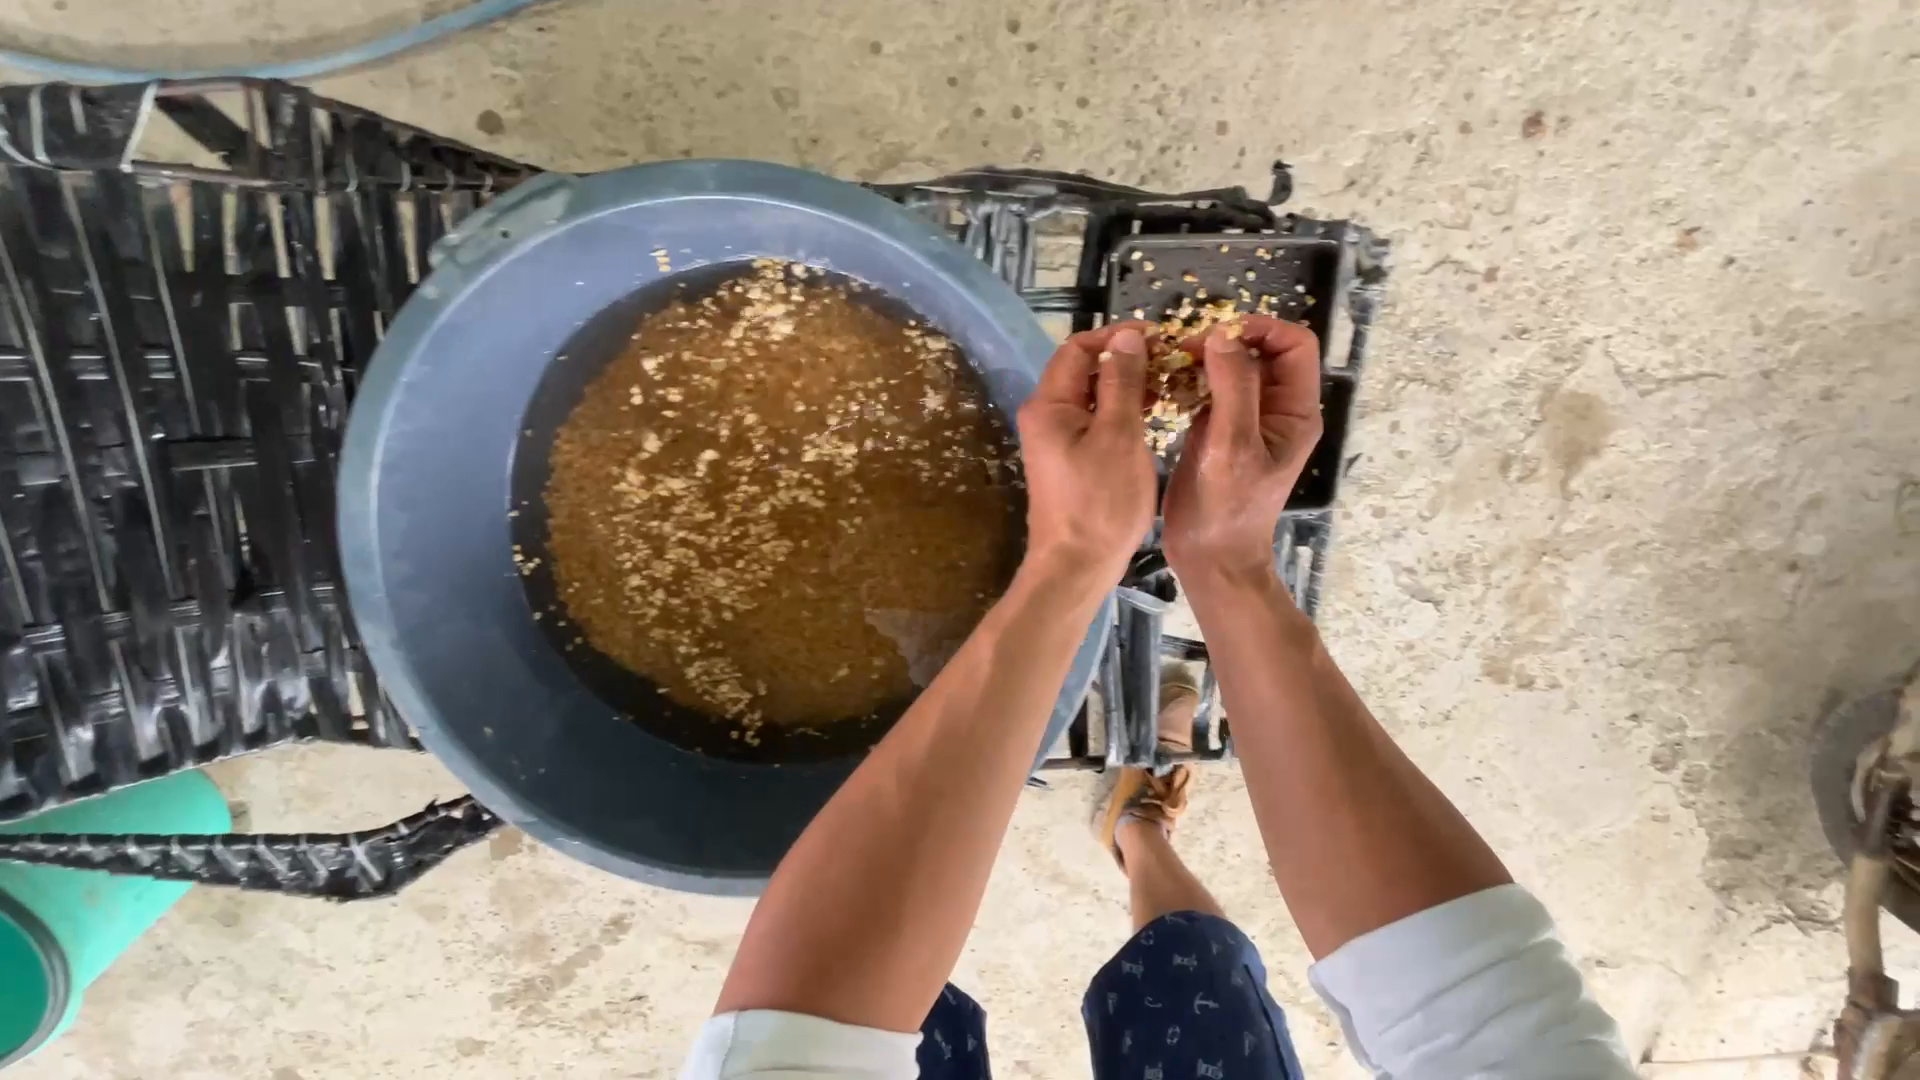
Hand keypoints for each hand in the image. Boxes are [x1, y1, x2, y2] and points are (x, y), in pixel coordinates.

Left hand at [1015, 322, 1156, 586]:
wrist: (1075, 565)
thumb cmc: (1100, 503)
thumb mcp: (1118, 436)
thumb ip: (1122, 381)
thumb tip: (1127, 336)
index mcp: (1049, 404)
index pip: (1078, 348)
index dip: (1117, 337)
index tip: (1159, 338)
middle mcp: (1045, 415)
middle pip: (1084, 369)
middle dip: (1126, 359)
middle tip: (1171, 360)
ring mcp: (1055, 438)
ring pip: (1093, 395)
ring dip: (1127, 384)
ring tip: (1169, 383)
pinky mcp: (1068, 458)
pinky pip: (1095, 420)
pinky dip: (1121, 410)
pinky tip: (1153, 411)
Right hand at [1162, 316, 1323, 581]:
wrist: (1210, 555)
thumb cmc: (1228, 508)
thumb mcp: (1233, 446)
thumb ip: (1233, 387)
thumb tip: (1223, 335)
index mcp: (1294, 411)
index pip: (1295, 345)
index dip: (1262, 329)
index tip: (1219, 332)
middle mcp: (1274, 409)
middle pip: (1259, 352)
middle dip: (1225, 341)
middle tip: (1183, 347)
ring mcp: (1244, 419)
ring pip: (1230, 368)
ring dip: (1201, 359)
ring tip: (1168, 362)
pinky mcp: (1216, 430)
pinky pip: (1207, 391)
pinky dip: (1187, 381)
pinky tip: (1163, 385)